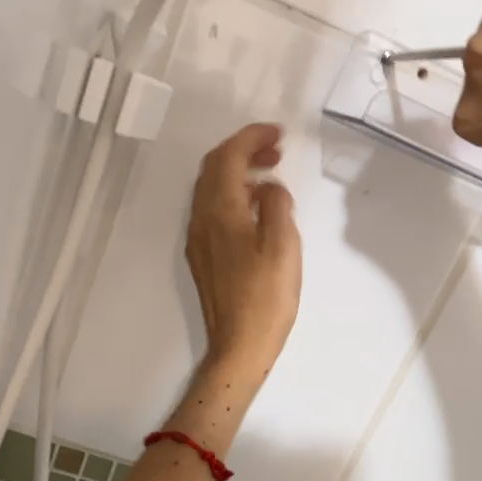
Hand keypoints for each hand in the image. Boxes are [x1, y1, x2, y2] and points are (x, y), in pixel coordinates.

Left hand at [185, 123, 301, 372]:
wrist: (239, 346)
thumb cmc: (266, 298)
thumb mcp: (283, 245)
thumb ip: (276, 205)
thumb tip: (269, 189)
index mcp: (220, 212)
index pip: (228, 157)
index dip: (252, 137)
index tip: (278, 134)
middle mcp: (201, 222)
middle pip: (213, 169)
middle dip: (243, 151)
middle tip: (275, 151)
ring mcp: (198, 242)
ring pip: (210, 191)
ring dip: (237, 174)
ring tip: (270, 178)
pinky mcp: (203, 259)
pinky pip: (212, 213)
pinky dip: (232, 197)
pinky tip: (256, 210)